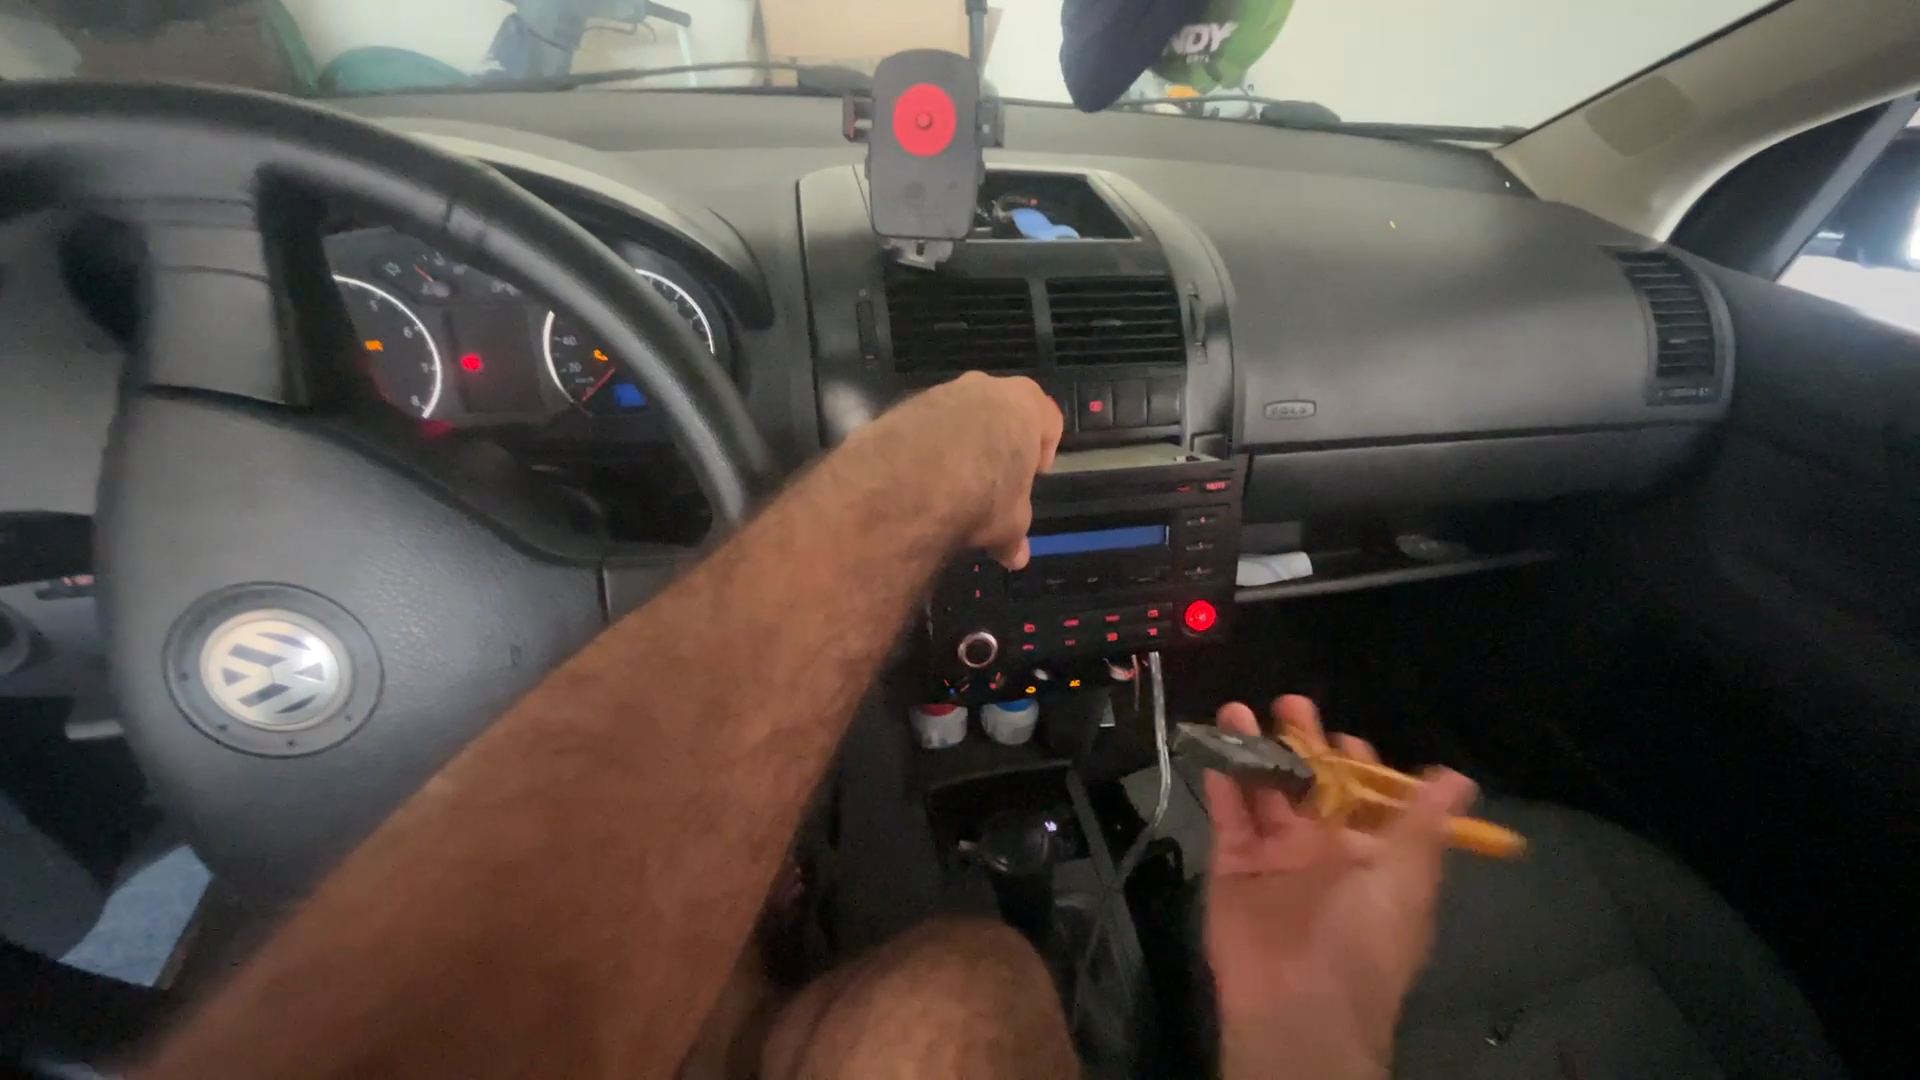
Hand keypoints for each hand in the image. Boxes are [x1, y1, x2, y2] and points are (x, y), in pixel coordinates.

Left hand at [866, 373, 1061, 568]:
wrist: (908, 484)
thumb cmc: (982, 495)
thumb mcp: (1009, 524)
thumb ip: (1015, 535)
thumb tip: (1016, 557)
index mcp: (1025, 405)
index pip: (1049, 420)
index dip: (1044, 450)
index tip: (1032, 476)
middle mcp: (985, 387)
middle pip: (1002, 411)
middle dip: (1000, 442)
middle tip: (994, 478)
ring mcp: (941, 392)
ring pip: (961, 415)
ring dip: (962, 442)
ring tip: (954, 483)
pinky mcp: (905, 406)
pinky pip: (926, 425)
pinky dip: (929, 446)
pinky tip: (923, 478)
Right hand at [1203, 696, 1476, 1079]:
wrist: (1296, 1001)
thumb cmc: (1362, 937)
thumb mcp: (1405, 880)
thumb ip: (1422, 824)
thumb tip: (1458, 779)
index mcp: (1368, 853)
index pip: (1363, 796)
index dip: (1356, 763)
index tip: (1345, 735)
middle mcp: (1320, 846)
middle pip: (1308, 784)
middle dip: (1299, 744)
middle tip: (1289, 704)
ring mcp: (1274, 852)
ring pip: (1263, 790)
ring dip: (1252, 751)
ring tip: (1236, 712)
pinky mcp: (1233, 860)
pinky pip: (1228, 814)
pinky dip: (1222, 783)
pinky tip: (1214, 750)